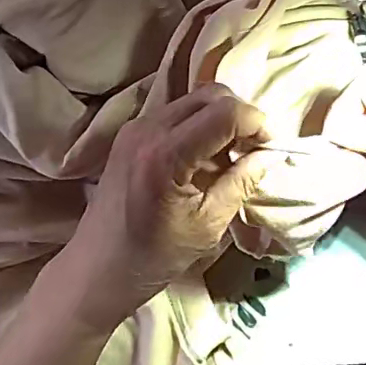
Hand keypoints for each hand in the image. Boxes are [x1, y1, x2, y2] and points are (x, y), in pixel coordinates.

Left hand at [50, 85, 271, 332]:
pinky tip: (204, 159)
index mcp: (166, 154)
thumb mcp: (207, 226)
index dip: (256, 124)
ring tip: (230, 157)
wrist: (96, 269)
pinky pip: (177, 113)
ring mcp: (136, 126)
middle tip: (252, 151)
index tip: (269, 148)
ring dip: (220, 119)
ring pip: (194, 100)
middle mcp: (148, 128)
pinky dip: (200, 125)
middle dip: (240, 116)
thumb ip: (240, 183)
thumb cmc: (152, 257)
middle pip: (211, 95)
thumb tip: (269, 155)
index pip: (224, 112)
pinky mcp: (131, 132)